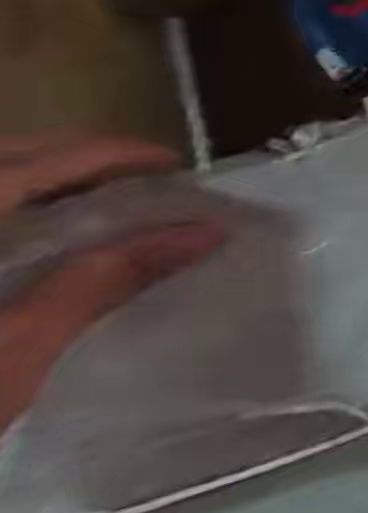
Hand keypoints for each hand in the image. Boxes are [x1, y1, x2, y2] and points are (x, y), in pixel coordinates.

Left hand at [0, 137, 224, 434]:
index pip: (33, 165)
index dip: (111, 154)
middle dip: (66, 159)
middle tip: (133, 181)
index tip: (172, 165)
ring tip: (81, 205)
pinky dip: (0, 211)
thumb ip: (100, 283)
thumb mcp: (6, 358)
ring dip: (25, 183)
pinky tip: (19, 241)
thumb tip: (202, 232)